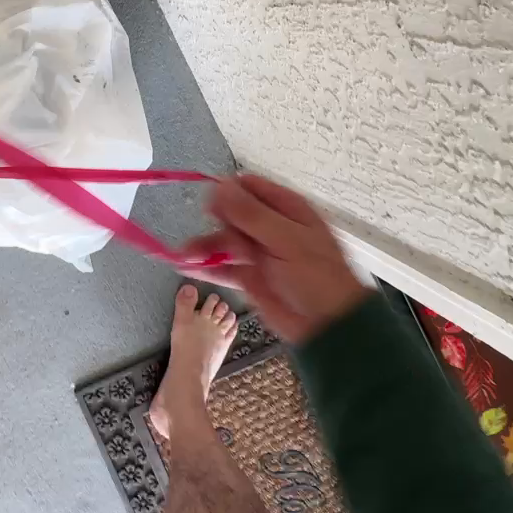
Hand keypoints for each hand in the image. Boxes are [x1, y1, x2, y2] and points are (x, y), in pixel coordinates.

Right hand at [184, 174, 370, 343]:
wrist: (328, 326)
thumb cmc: (318, 278)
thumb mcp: (285, 240)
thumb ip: (250, 214)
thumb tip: (221, 186)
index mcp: (285, 209)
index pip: (249, 188)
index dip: (228, 193)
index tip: (212, 206)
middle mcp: (269, 226)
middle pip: (231, 215)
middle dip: (214, 224)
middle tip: (204, 239)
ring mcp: (258, 251)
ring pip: (223, 241)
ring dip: (204, 246)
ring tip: (185, 256)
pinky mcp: (249, 276)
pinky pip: (222, 266)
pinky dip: (205, 266)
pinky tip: (187, 266)